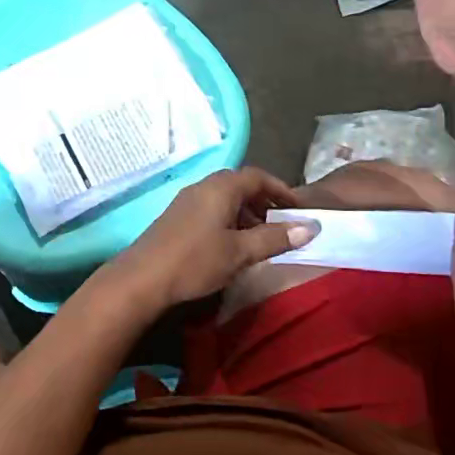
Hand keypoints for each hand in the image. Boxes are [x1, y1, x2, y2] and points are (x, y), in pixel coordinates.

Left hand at [96, 168, 317, 308]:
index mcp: (220, 187)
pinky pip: (211, 209)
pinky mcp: (177, 217)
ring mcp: (187, 201)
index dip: (281, 190)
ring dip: (246, 213)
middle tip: (282, 225)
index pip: (258, 176)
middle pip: (240, 185)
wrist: (143, 278)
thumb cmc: (196, 260)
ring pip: (224, 198)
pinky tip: (233, 244)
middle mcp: (203, 186)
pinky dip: (229, 219)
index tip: (299, 209)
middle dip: (264, 202)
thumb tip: (311, 227)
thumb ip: (275, 238)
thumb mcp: (240, 252)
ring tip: (261, 238)